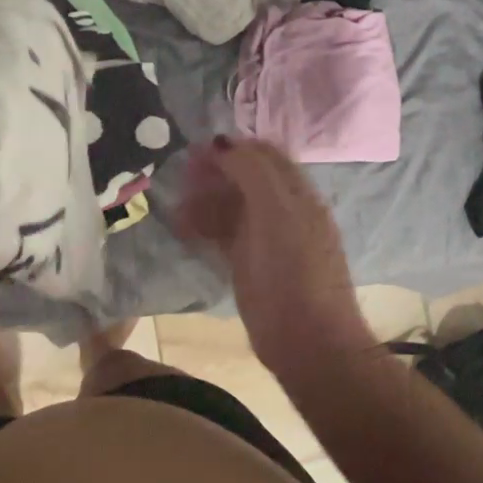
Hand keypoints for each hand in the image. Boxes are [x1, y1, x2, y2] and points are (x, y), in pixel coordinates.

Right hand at [178, 137, 375, 372]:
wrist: (306, 339)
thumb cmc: (292, 271)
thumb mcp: (275, 211)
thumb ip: (251, 171)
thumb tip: (222, 142)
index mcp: (297, 194)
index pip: (264, 155)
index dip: (232, 148)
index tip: (196, 152)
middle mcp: (283, 212)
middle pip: (245, 179)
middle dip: (212, 174)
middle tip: (179, 179)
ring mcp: (266, 240)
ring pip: (231, 208)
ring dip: (204, 201)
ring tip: (175, 208)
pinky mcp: (250, 266)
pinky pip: (223, 236)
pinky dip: (203, 228)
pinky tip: (182, 231)